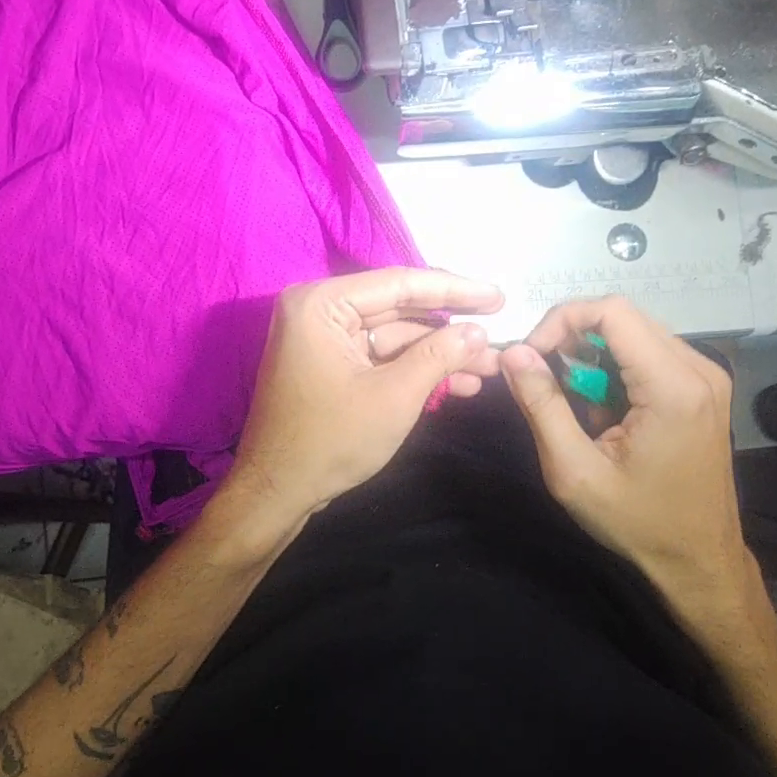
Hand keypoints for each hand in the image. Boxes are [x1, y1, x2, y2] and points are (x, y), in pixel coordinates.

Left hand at [230, 268, 502, 521]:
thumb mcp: (394, 396)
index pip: (398, 284)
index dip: (455, 290)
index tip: (498, 297)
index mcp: (321, 303)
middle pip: (398, 308)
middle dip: (451, 328)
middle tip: (500, 333)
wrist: (276, 492)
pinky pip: (379, 356)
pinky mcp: (329, 364)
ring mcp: (322, 338)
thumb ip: (439, 356)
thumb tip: (478, 332)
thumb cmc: (330, 441)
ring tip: (490, 368)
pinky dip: (414, 369)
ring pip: (394, 336)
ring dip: (439, 353)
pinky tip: (460, 384)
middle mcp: (317, 310)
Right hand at [499, 297, 754, 620]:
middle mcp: (698, 369)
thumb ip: (541, 405)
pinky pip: (648, 353)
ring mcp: (705, 377)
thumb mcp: (574, 470)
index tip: (531, 358)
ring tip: (572, 400)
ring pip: (633, 333)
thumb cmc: (637, 522)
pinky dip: (614, 368)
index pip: (611, 311)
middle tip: (543, 380)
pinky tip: (602, 409)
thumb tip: (513, 352)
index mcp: (673, 386)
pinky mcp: (702, 388)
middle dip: (572, 338)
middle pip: (622, 317)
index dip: (560, 321)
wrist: (699, 561)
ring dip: (592, 355)